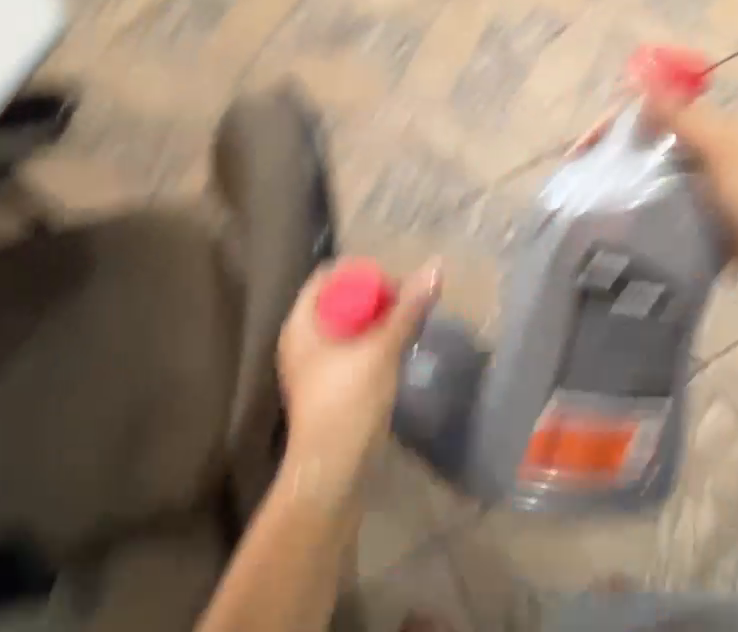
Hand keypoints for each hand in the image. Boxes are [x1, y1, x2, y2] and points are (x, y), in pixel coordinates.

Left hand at [275, 260, 441, 475]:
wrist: (333, 471)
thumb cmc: (347, 403)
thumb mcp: (381, 349)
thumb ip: (409, 308)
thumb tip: (435, 266)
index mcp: (301, 325)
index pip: (328, 277)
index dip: (361, 272)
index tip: (394, 282)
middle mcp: (304, 340)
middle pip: (342, 299)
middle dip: (377, 296)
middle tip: (409, 303)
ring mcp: (317, 365)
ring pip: (351, 325)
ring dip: (381, 320)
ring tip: (411, 323)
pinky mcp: (333, 385)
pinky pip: (356, 348)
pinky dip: (378, 342)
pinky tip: (401, 349)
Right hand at [575, 94, 737, 279]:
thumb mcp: (721, 151)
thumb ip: (683, 117)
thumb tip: (641, 80)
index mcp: (720, 132)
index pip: (660, 113)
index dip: (621, 123)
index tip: (583, 148)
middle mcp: (718, 157)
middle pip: (659, 146)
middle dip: (621, 155)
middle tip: (581, 180)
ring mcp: (716, 195)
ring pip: (664, 181)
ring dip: (633, 188)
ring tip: (594, 208)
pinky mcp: (716, 229)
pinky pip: (674, 215)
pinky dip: (652, 217)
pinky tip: (628, 233)